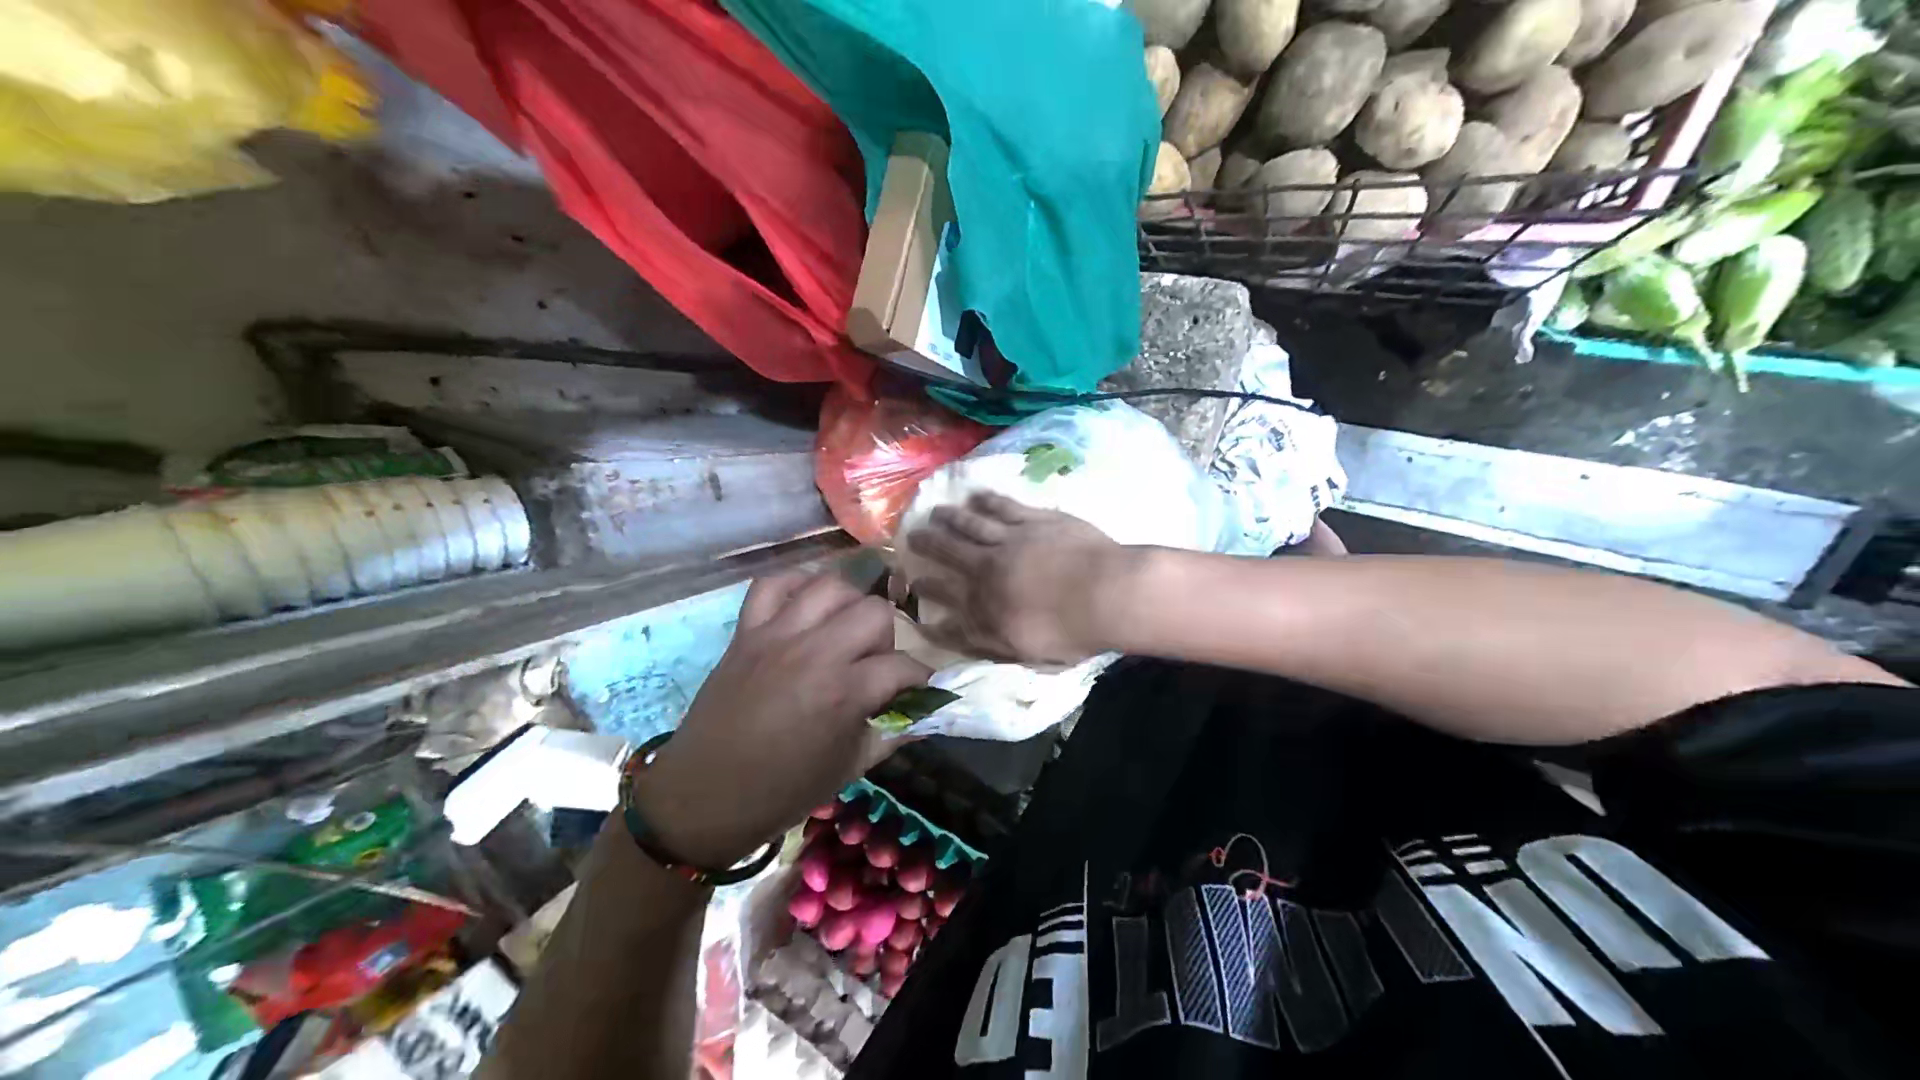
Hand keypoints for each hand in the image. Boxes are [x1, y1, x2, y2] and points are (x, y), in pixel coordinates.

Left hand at [630, 573, 930, 868]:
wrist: (704, 797)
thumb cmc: (782, 791)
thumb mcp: (851, 768)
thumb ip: (895, 732)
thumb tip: (928, 710)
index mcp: (843, 693)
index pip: (903, 666)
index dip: (920, 679)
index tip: (919, 689)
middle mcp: (814, 652)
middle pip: (874, 611)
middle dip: (887, 637)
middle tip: (874, 663)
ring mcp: (775, 636)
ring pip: (830, 586)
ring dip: (848, 606)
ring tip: (843, 632)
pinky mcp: (745, 632)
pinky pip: (773, 584)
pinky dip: (795, 587)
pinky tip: (805, 608)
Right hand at [905, 493, 1133, 665]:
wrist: (1106, 594)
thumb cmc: (1069, 633)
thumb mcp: (1021, 651)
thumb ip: (983, 641)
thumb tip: (948, 632)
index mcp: (985, 604)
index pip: (947, 595)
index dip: (928, 589)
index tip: (915, 582)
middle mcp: (988, 568)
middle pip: (951, 551)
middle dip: (929, 543)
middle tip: (914, 535)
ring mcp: (1011, 539)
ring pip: (971, 524)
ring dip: (951, 518)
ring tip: (936, 511)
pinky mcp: (1035, 520)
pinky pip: (1003, 506)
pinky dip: (986, 501)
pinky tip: (976, 495)